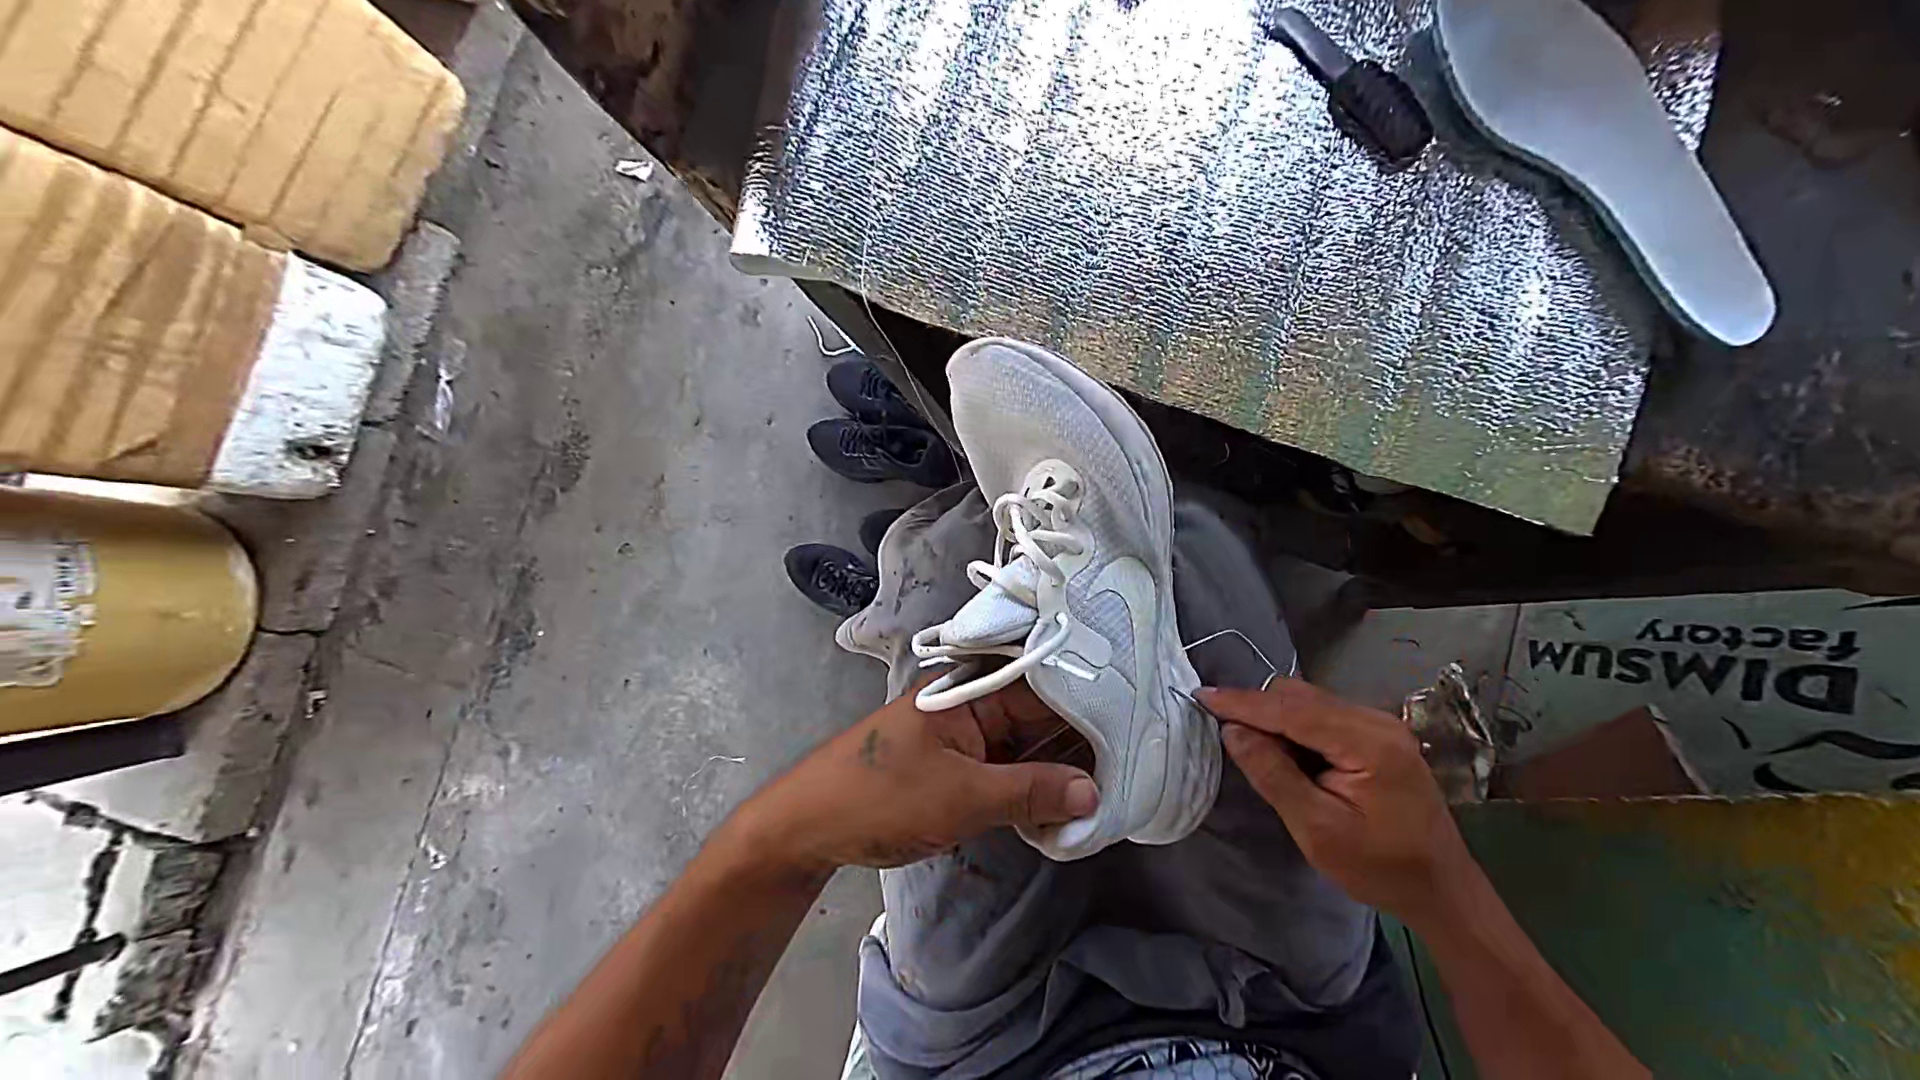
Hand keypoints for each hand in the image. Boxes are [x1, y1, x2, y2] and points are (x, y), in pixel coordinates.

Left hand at [730, 681, 1098, 874]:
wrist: (807, 825)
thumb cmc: (880, 797)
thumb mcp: (960, 797)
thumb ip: (1029, 792)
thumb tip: (1094, 792)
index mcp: (967, 690)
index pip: (1041, 688)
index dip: (1086, 706)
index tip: (1134, 725)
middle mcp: (969, 704)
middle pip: (1035, 715)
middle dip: (1078, 738)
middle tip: (1135, 758)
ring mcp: (963, 736)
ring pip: (1023, 743)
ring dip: (1057, 764)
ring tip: (1114, 778)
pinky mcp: (956, 765)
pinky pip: (1006, 766)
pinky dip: (1031, 782)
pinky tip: (1065, 798)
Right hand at [1203, 679, 1474, 925]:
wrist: (1441, 890)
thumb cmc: (1379, 867)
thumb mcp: (1316, 828)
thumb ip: (1272, 773)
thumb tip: (1232, 730)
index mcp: (1368, 742)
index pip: (1290, 710)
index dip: (1242, 702)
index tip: (1201, 695)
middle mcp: (1376, 721)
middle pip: (1299, 696)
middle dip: (1255, 707)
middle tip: (1220, 727)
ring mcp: (1380, 725)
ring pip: (1308, 701)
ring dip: (1273, 716)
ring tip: (1248, 742)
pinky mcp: (1377, 735)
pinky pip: (1321, 714)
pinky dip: (1293, 725)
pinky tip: (1282, 749)